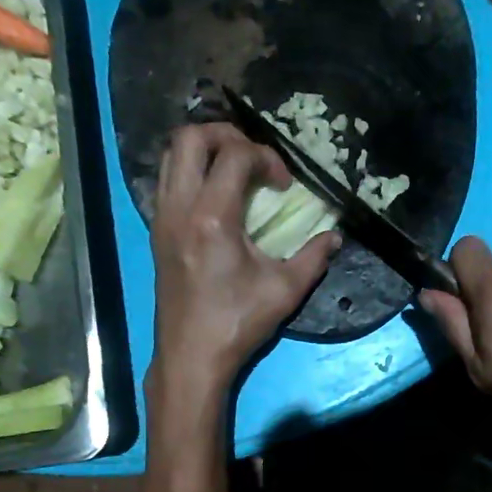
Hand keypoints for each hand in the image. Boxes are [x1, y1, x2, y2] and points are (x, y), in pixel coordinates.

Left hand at [150, 123, 339, 394]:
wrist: (191, 357)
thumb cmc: (237, 323)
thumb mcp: (285, 290)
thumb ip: (314, 256)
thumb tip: (335, 236)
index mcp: (211, 217)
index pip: (235, 154)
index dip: (267, 156)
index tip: (284, 185)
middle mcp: (179, 208)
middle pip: (190, 137)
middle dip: (227, 135)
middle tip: (254, 157)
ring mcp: (161, 219)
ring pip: (172, 156)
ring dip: (205, 150)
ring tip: (234, 170)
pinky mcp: (156, 232)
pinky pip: (166, 180)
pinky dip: (190, 172)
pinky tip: (216, 196)